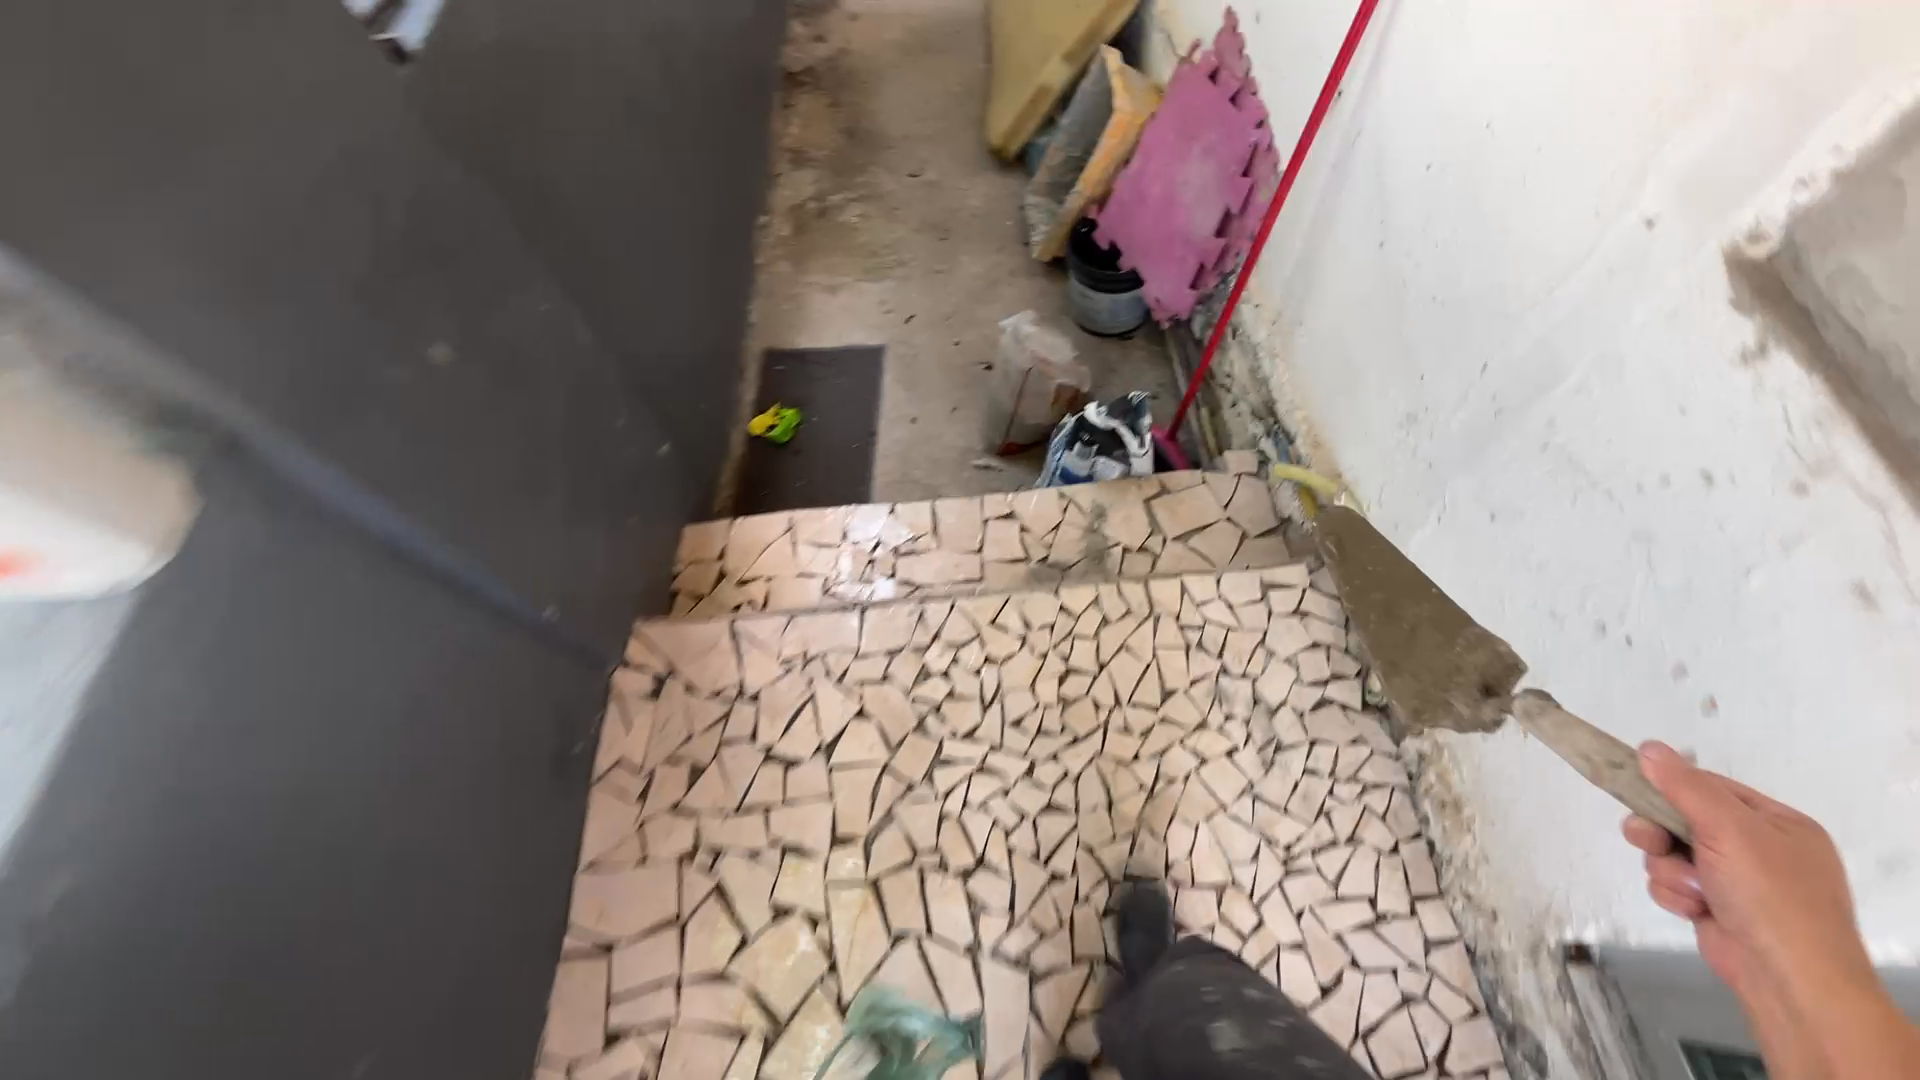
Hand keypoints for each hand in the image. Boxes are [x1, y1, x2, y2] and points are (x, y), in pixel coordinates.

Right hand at [1624, 743, 1919, 1079]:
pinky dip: (1674, 894)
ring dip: (1668, 870)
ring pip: (1668, 853)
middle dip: (1659, 833)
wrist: (1788, 979)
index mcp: (1777, 824)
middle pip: (1679, 819)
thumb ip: (1685, 786)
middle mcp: (1759, 848)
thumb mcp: (1730, 830)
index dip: (1668, 788)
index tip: (1632, 787)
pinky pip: (1672, 883)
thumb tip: (1649, 747)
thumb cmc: (1771, 897)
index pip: (1707, 787)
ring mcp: (1736, 879)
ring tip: (1690, 890)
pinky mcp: (1715, 904)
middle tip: (1650, 841)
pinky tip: (1695, 909)